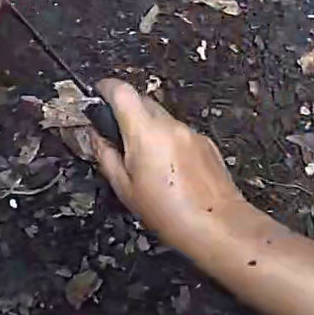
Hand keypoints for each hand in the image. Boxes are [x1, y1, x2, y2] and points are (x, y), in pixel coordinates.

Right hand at [91, 79, 254, 245]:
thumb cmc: (170, 213)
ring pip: (161, 118)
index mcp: (145, 133)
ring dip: (149, 129)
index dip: (105, 89)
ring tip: (144, 162)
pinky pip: (179, 132)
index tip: (97, 95)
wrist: (217, 225)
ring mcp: (190, 132)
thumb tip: (96, 138)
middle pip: (142, 101)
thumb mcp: (125, 188)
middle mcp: (170, 125)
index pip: (121, 91)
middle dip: (125, 112)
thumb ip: (106, 156)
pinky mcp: (205, 142)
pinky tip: (168, 169)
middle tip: (116, 136)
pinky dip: (168, 141)